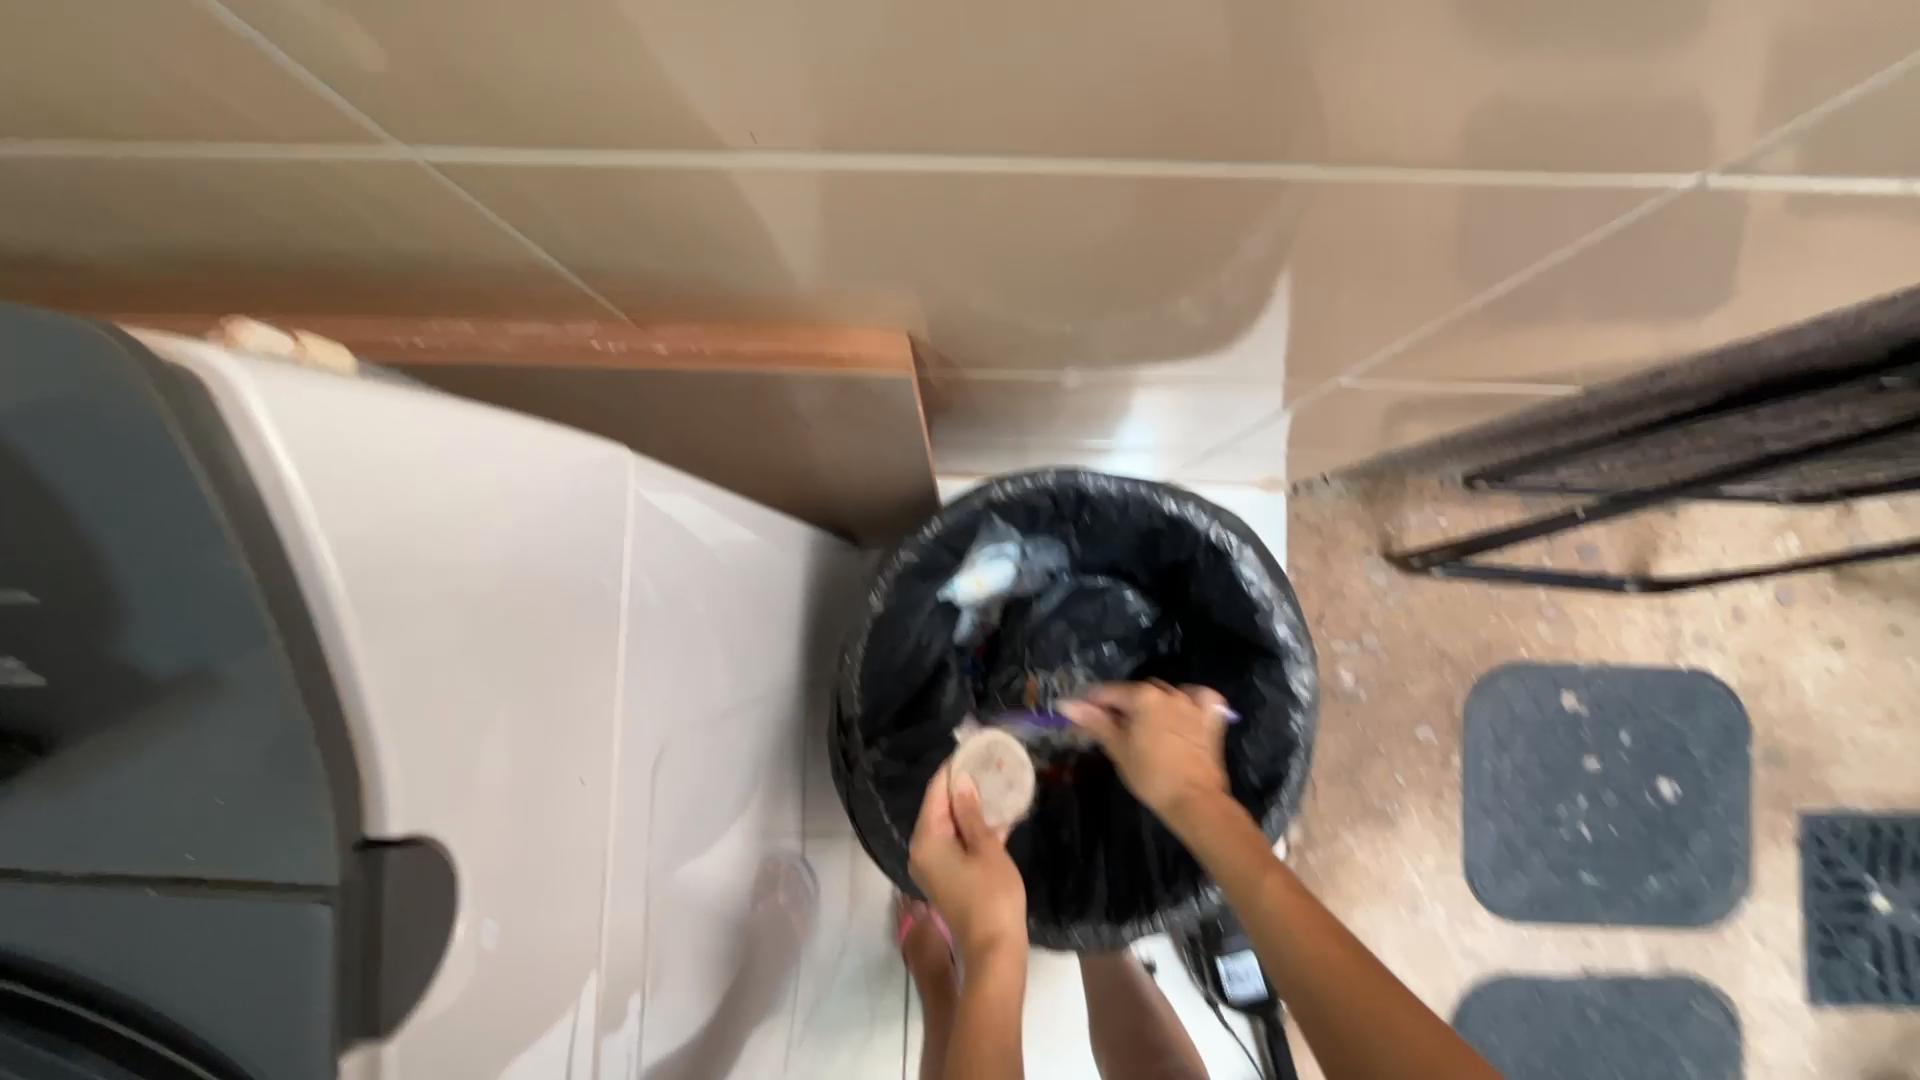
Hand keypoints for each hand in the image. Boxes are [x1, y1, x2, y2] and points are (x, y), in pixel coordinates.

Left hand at [909, 762, 1027, 964]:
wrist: (995, 950)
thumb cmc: (992, 895)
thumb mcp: (986, 847)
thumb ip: (971, 813)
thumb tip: (961, 782)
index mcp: (926, 839)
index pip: (935, 793)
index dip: (952, 770)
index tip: (970, 750)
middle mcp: (922, 851)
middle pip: (940, 808)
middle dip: (963, 787)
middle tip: (987, 766)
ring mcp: (933, 867)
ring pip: (950, 826)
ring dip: (971, 809)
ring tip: (995, 785)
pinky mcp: (947, 878)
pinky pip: (956, 844)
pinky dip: (973, 831)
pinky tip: (998, 817)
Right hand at [1060, 680, 1231, 824]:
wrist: (1194, 800)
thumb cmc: (1150, 776)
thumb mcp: (1117, 747)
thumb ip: (1093, 721)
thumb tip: (1066, 704)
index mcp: (1142, 696)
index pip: (1107, 692)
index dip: (1089, 703)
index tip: (1078, 716)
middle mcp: (1168, 692)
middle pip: (1135, 692)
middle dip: (1119, 705)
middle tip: (1108, 728)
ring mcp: (1192, 703)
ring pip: (1163, 694)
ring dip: (1149, 704)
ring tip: (1141, 727)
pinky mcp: (1210, 718)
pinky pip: (1197, 698)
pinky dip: (1187, 700)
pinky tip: (1180, 712)